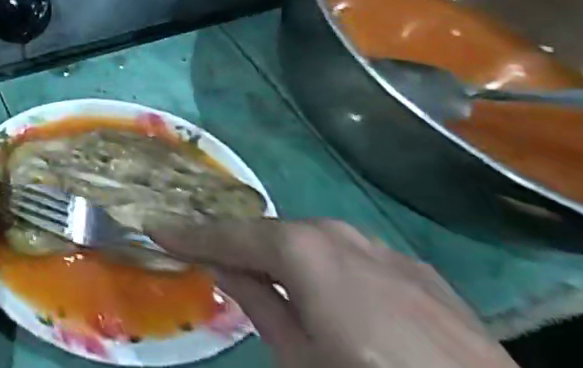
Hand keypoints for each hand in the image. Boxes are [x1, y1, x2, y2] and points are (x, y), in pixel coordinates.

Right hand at [151, 218, 517, 367]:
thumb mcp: (302, 362)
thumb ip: (260, 307)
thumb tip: (227, 270)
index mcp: (303, 249)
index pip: (231, 236)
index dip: (190, 234)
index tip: (156, 228)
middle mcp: (340, 233)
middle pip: (277, 235)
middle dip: (246, 248)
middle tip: (214, 260)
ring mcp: (387, 251)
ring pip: (322, 246)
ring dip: (294, 262)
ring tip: (277, 286)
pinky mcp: (425, 276)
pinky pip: (363, 264)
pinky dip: (339, 275)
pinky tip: (345, 307)